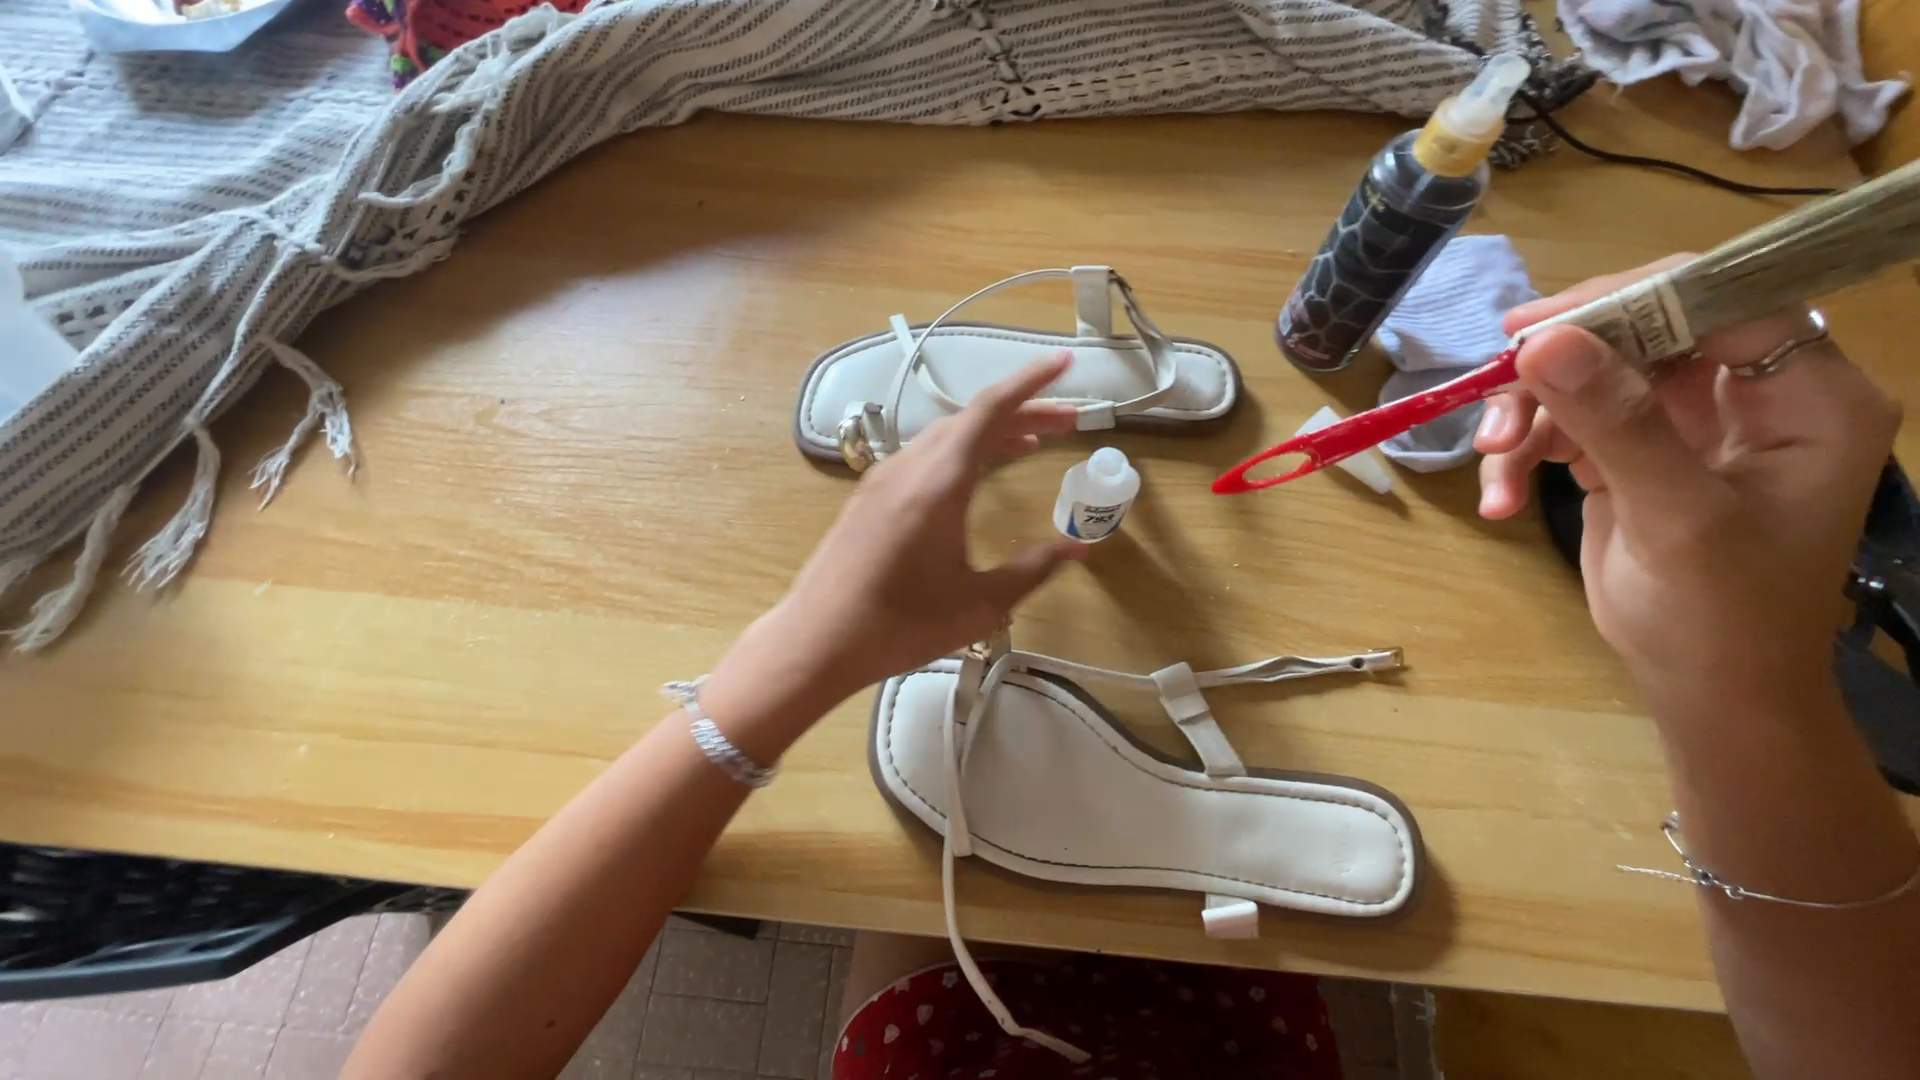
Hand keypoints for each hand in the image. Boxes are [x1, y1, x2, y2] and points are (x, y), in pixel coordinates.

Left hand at [702, 353, 1087, 754]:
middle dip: (1024, 412)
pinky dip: (960, 452)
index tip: (1065, 364)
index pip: (991, 409)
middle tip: (1067, 423)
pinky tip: (974, 477)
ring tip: (1030, 444)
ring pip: (945, 436)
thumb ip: (1033, 569)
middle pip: (971, 419)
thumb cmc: (900, 625)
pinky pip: (923, 455)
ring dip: (990, 433)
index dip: (1032, 382)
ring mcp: (883, 479)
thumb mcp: (979, 604)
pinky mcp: (868, 497)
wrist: (816, 640)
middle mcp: (909, 467)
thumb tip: (1080, 548)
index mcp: (939, 482)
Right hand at [1474, 257, 1900, 711]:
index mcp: (1804, 398)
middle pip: (1638, 337)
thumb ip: (1615, 423)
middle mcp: (1747, 397)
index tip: (1532, 330)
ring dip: (1529, 417)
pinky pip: (1566, 424)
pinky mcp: (1633, 453)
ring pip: (1588, 380)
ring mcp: (1684, 425)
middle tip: (1494, 401)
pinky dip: (1523, 455)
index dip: (1625, 303)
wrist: (1704, 681)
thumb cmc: (1720, 611)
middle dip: (1558, 373)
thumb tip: (1542, 343)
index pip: (1717, 304)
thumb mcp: (1673, 515)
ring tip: (1493, 464)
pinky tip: (1500, 498)